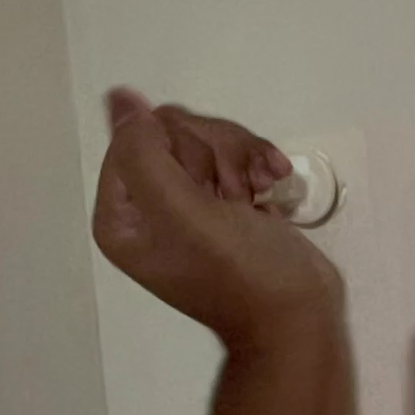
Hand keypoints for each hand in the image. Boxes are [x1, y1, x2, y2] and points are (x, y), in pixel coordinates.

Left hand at [92, 88, 342, 349]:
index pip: (137, 136)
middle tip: (236, 194)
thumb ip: (141, 150)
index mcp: (122, 215)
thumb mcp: (180, 210)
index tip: (208, 185)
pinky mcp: (226, 204)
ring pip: (208, 139)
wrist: (295, 316)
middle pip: (174, 132)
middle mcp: (149, 207)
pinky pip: (234, 156)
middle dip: (216, 153)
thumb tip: (120, 97)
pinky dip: (258, 165)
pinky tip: (274, 185)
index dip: (180, 148)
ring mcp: (190, 205)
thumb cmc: (237, 270)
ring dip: (242, 158)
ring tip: (259, 193)